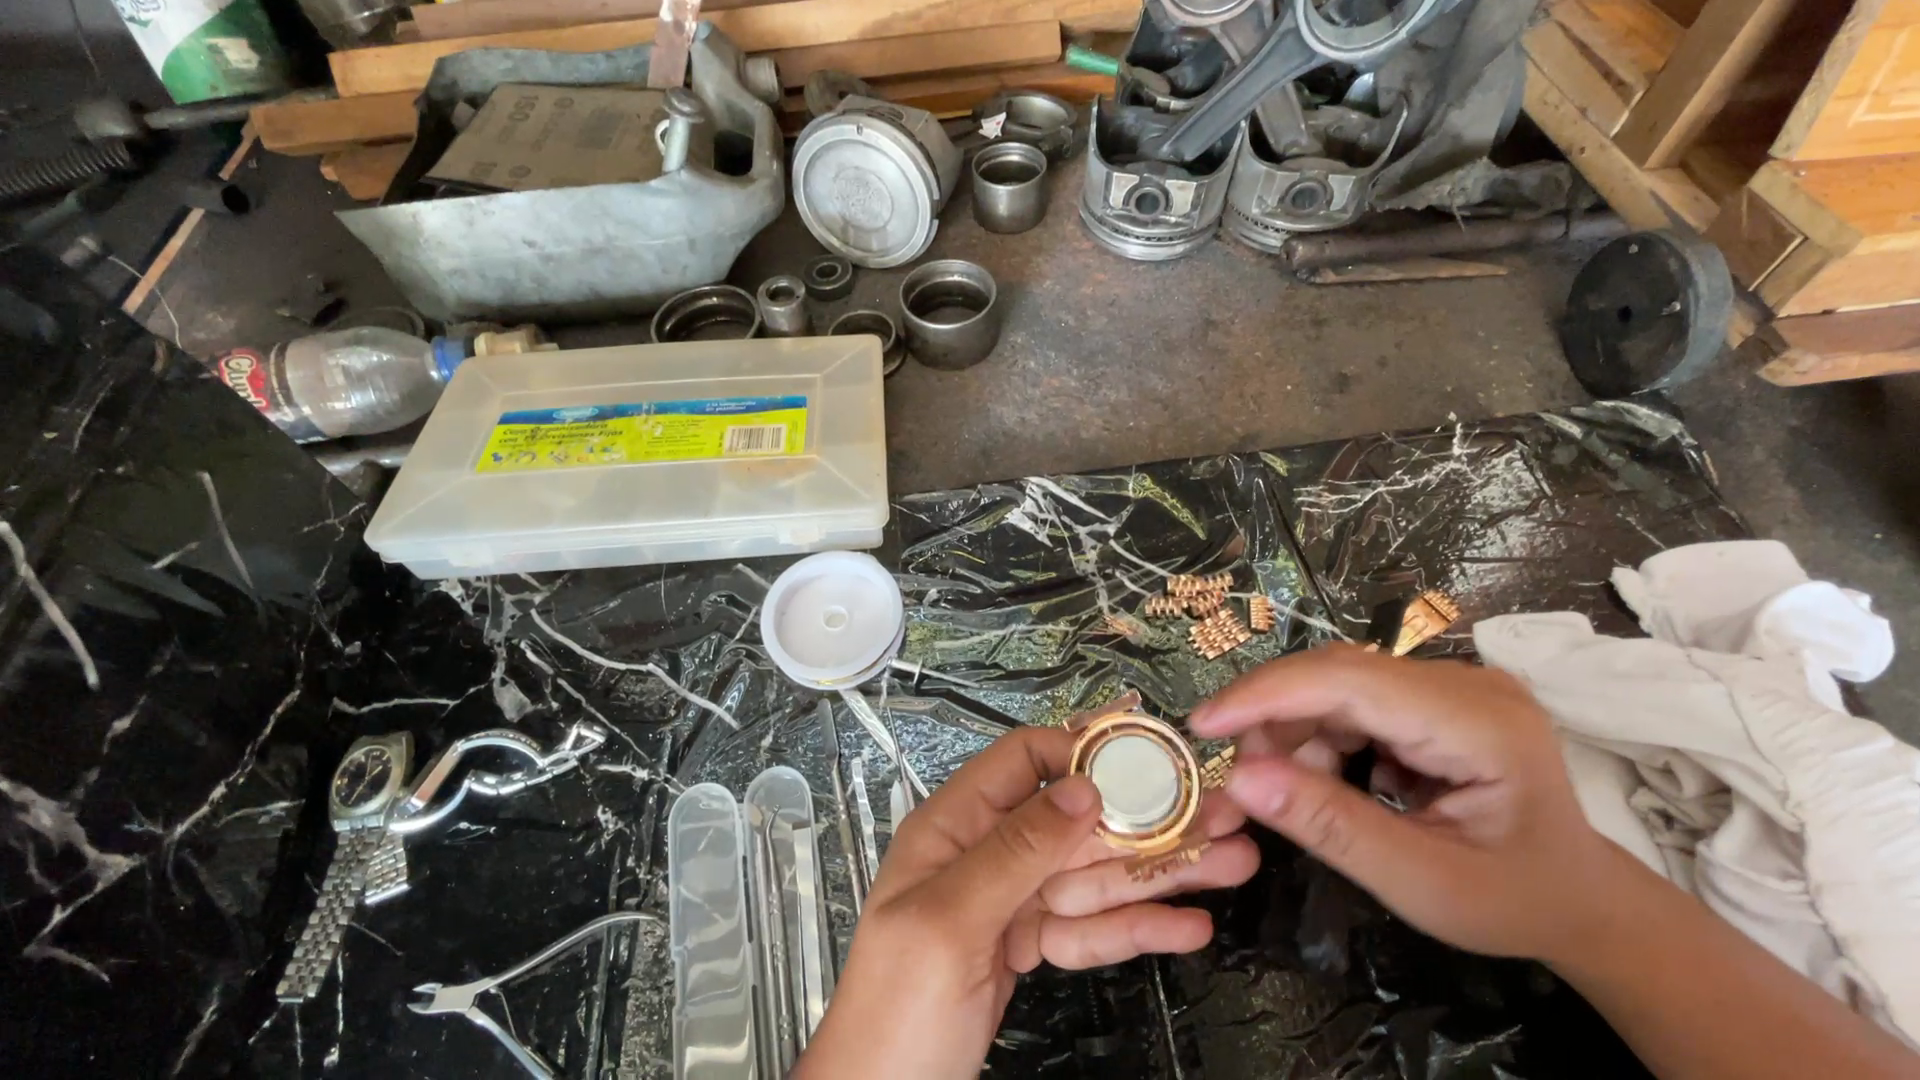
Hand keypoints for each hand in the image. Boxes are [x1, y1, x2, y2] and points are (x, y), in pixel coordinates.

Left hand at [795, 725, 1257, 1079]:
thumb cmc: (897, 1006)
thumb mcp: (949, 922)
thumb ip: (1014, 852)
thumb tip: (1082, 788)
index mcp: (953, 828)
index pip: (1022, 763)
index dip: (1083, 753)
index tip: (1150, 759)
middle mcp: (985, 855)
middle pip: (1075, 823)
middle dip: (1148, 819)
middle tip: (1224, 815)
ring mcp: (1011, 904)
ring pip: (1093, 876)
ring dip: (1160, 871)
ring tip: (1232, 863)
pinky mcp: (1030, 948)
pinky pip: (1089, 929)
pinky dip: (1137, 928)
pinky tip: (1188, 926)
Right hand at [1189, 644, 1627, 964]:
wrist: (1581, 901)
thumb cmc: (1513, 901)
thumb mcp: (1420, 883)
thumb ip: (1330, 827)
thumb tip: (1238, 780)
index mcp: (1479, 724)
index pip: (1351, 682)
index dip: (1268, 694)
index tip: (1202, 725)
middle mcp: (1465, 683)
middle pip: (1338, 673)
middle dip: (1271, 715)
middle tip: (1232, 770)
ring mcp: (1450, 685)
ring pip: (1336, 682)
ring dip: (1290, 727)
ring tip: (1276, 785)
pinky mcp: (1432, 696)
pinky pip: (1351, 698)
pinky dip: (1315, 733)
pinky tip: (1313, 775)